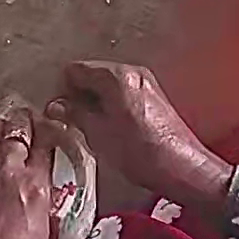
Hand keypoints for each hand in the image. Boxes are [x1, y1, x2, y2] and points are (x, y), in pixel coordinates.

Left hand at [0, 108, 58, 238]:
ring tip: (13, 129)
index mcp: (35, 187)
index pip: (48, 142)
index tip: (58, 128)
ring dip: (5, 128)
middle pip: (18, 127)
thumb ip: (52, 217)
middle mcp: (7, 171)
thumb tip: (53, 204)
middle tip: (35, 123)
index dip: (54, 131)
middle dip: (28, 122)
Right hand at [46, 61, 231, 212]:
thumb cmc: (140, 152)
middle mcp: (131, 72)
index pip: (76, 70)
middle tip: (71, 120)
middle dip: (78, 94)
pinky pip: (121, 93)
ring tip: (91, 128)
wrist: (182, 168)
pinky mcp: (152, 97)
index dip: (62, 89)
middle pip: (92, 74)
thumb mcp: (99, 134)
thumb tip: (56, 105)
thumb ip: (75, 114)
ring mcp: (145, 83)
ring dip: (95, 101)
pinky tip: (110, 128)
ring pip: (107, 85)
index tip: (58, 110)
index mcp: (116, 76)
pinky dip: (111, 105)